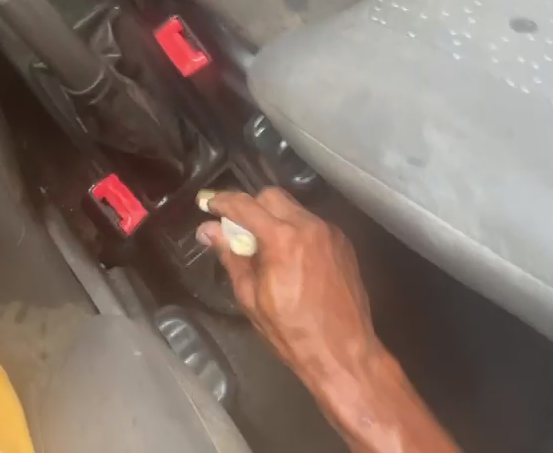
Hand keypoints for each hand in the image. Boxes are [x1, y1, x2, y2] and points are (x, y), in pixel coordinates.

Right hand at [197, 188, 381, 384]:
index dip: (222, 201)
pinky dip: (296, 230)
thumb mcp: (251, 297)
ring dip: (274, 217)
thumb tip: (207, 229)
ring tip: (267, 248)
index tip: (207, 204)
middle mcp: (308, 225)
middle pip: (270, 196)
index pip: (244, 204)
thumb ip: (230, 256)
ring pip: (293, 207)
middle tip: (239, 230)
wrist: (345, 355)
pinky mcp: (343, 242)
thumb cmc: (292, 333)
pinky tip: (292, 257)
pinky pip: (311, 223)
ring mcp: (329, 232)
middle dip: (251, 206)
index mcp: (282, 239)